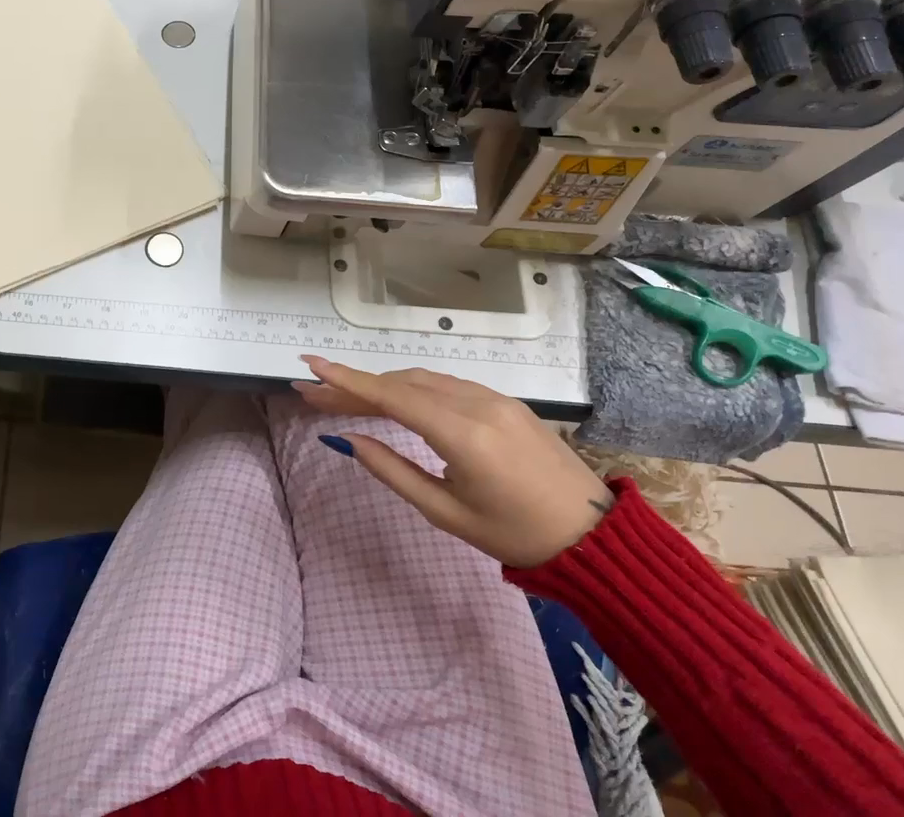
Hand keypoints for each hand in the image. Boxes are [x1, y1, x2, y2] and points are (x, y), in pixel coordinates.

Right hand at [295, 355, 614, 567]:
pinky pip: (447, 385)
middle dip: (355, 386)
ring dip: (382, 386)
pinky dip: (411, 388)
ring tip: (345, 399)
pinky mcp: (507, 403)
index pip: (391, 396)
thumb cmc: (514, 534)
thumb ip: (391, 470)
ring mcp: (496, 399)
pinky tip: (393, 400)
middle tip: (314, 396)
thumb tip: (347, 439)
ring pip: (424, 380)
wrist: (594, 536)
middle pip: (402, 384)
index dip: (345, 380)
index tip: (309, 367)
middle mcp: (478, 404)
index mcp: (463, 434)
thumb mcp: (444, 512)